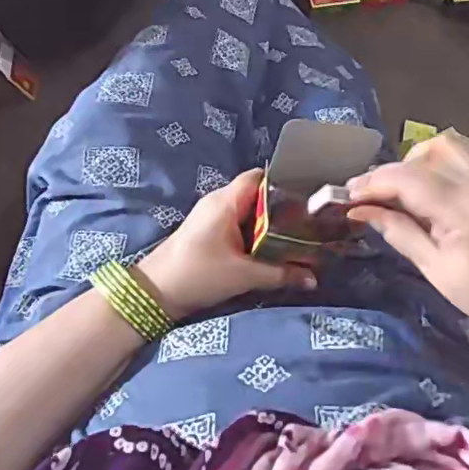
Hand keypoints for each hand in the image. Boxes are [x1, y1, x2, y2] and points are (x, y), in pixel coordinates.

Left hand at [135, 169, 313, 320]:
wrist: (155, 293)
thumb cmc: (198, 275)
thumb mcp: (244, 276)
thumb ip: (281, 274)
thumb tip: (313, 279)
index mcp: (226, 201)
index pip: (259, 177)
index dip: (283, 184)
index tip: (307, 198)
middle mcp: (218, 201)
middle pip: (257, 194)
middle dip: (281, 207)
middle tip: (307, 222)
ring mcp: (211, 216)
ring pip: (248, 210)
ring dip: (267, 223)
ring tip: (294, 235)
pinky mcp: (207, 231)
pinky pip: (237, 222)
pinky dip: (254, 231)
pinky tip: (269, 247)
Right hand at [345, 134, 468, 339]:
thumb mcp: (435, 270)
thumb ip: (398, 232)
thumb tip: (361, 210)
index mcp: (464, 210)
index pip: (408, 178)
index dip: (372, 182)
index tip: (347, 195)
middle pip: (422, 157)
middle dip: (388, 173)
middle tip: (367, 196)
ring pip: (443, 146)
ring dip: (413, 160)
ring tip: (397, 188)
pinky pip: (461, 155)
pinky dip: (436, 161)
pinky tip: (424, 185)